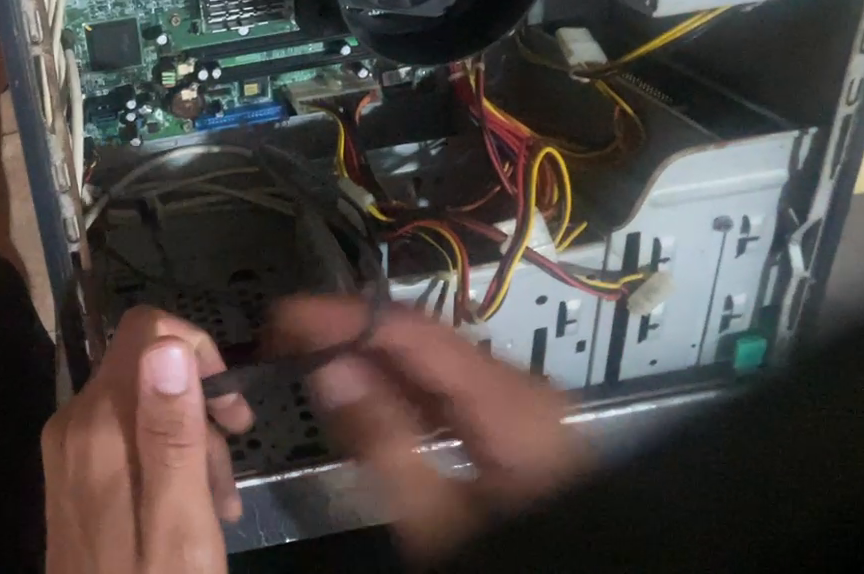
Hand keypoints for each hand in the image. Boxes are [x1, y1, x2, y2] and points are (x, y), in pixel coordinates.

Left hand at [42, 306, 254, 573]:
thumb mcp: (179, 528)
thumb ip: (170, 432)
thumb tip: (166, 341)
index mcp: (98, 424)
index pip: (145, 329)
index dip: (196, 350)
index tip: (230, 408)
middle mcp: (75, 421)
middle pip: (148, 366)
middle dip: (200, 405)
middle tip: (232, 470)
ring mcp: (71, 449)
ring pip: (144, 402)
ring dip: (190, 439)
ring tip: (218, 505)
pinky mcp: (76, 475)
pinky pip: (128, 438)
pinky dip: (166, 459)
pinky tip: (190, 510)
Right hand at [272, 295, 589, 561]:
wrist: (578, 568)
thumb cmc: (511, 551)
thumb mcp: (440, 519)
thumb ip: (382, 440)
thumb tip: (328, 370)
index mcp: (505, 399)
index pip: (406, 329)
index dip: (339, 315)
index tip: (285, 315)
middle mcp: (516, 383)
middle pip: (416, 336)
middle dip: (346, 331)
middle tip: (286, 336)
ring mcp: (519, 397)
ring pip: (427, 356)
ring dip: (367, 354)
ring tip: (312, 357)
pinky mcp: (513, 416)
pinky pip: (444, 380)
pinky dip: (398, 379)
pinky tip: (365, 390)